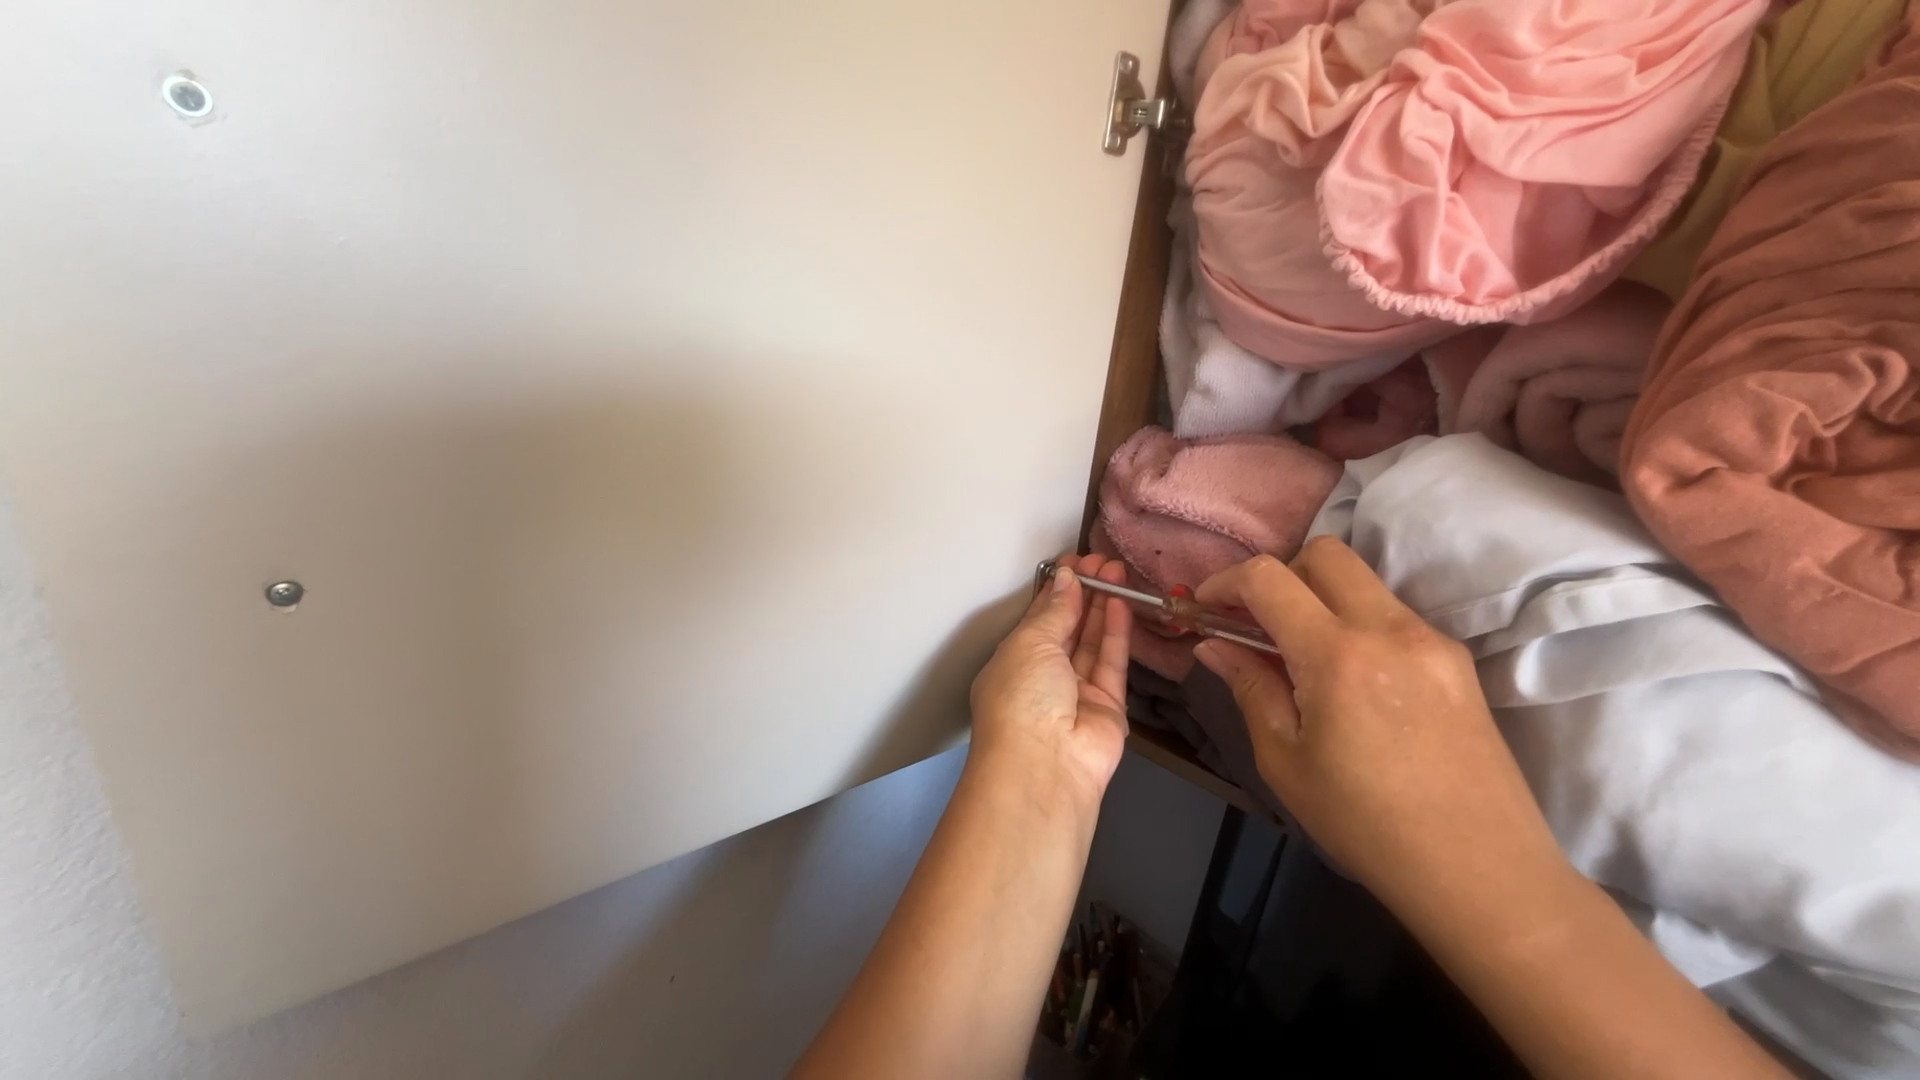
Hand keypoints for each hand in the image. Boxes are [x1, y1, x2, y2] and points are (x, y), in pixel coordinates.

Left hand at [969, 553, 1132, 809]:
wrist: (1045, 767)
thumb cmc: (1021, 698)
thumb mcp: (1029, 644)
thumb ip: (1054, 611)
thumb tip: (1065, 579)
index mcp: (1013, 662)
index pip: (1038, 619)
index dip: (1056, 590)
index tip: (1074, 562)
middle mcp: (1043, 676)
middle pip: (1068, 627)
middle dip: (1083, 593)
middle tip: (1101, 561)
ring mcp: (1077, 692)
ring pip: (1093, 642)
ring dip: (1103, 606)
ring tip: (1116, 571)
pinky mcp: (1108, 705)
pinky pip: (1112, 661)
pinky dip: (1117, 631)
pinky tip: (1121, 602)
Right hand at [1191, 538, 1566, 913]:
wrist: (1483, 872)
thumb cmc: (1366, 824)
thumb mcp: (1285, 761)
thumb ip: (1249, 687)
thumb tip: (1214, 645)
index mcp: (1339, 656)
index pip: (1269, 578)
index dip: (1225, 582)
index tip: (1207, 608)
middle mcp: (1390, 630)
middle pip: (1325, 553)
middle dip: (1279, 574)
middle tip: (1258, 624)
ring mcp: (1432, 641)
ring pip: (1362, 581)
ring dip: (1319, 598)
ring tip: (1300, 657)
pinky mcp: (1457, 660)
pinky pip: (1392, 615)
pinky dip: (1355, 623)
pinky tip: (1349, 680)